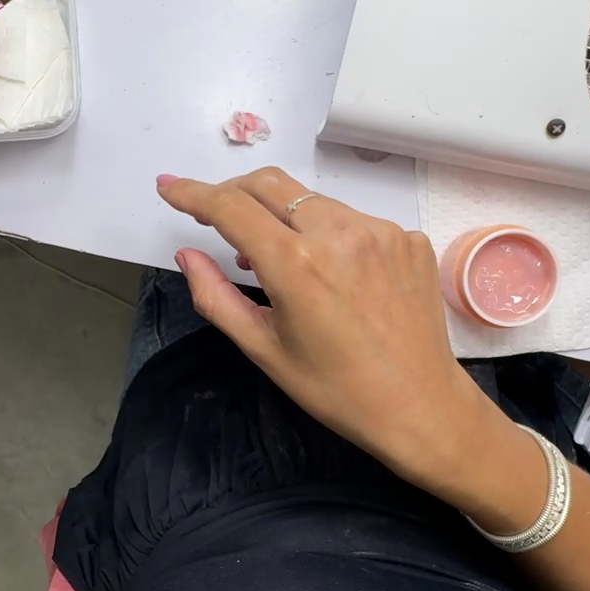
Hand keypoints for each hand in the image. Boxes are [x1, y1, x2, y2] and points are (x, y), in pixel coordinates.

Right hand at [157, 167, 499, 488]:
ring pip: (313, 201)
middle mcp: (340, 232)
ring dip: (285, 217)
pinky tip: (334, 274)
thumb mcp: (265, 350)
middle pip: (271, 184)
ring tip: (280, 259)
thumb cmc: (336, 390)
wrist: (421, 406)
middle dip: (234, 192)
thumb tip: (188, 254)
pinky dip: (330, 235)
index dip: (193, 194)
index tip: (169, 187)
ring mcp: (381, 230)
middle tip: (216, 217)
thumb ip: (217, 297)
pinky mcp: (408, 238)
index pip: (231, 208)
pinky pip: (354, 220)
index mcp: (298, 265)